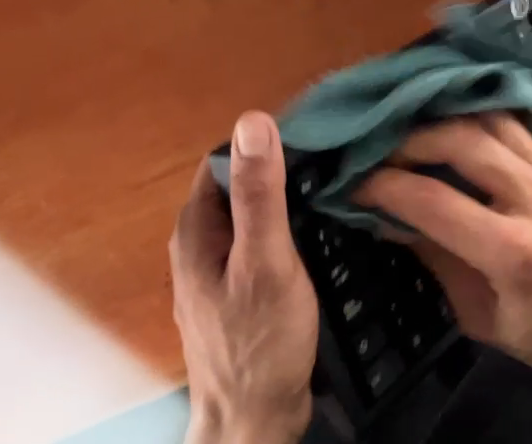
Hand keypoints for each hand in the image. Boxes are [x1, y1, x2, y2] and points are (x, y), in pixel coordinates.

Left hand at [171, 112, 318, 443]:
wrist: (255, 423)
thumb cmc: (260, 342)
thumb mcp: (265, 260)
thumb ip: (259, 192)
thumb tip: (253, 118)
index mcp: (196, 226)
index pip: (228, 157)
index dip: (268, 142)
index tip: (315, 136)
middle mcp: (199, 240)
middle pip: (240, 182)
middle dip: (282, 168)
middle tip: (334, 160)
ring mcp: (217, 266)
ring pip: (253, 211)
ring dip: (288, 197)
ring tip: (334, 185)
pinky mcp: (238, 287)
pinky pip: (261, 237)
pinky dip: (288, 225)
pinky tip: (319, 227)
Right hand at [355, 113, 531, 386]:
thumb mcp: (480, 317)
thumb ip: (436, 261)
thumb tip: (389, 219)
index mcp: (513, 252)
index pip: (434, 201)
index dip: (386, 187)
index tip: (354, 185)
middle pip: (459, 143)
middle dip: (408, 141)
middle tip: (375, 151)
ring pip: (485, 122)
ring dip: (438, 121)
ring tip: (404, 131)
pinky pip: (510, 122)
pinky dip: (473, 115)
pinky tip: (448, 120)